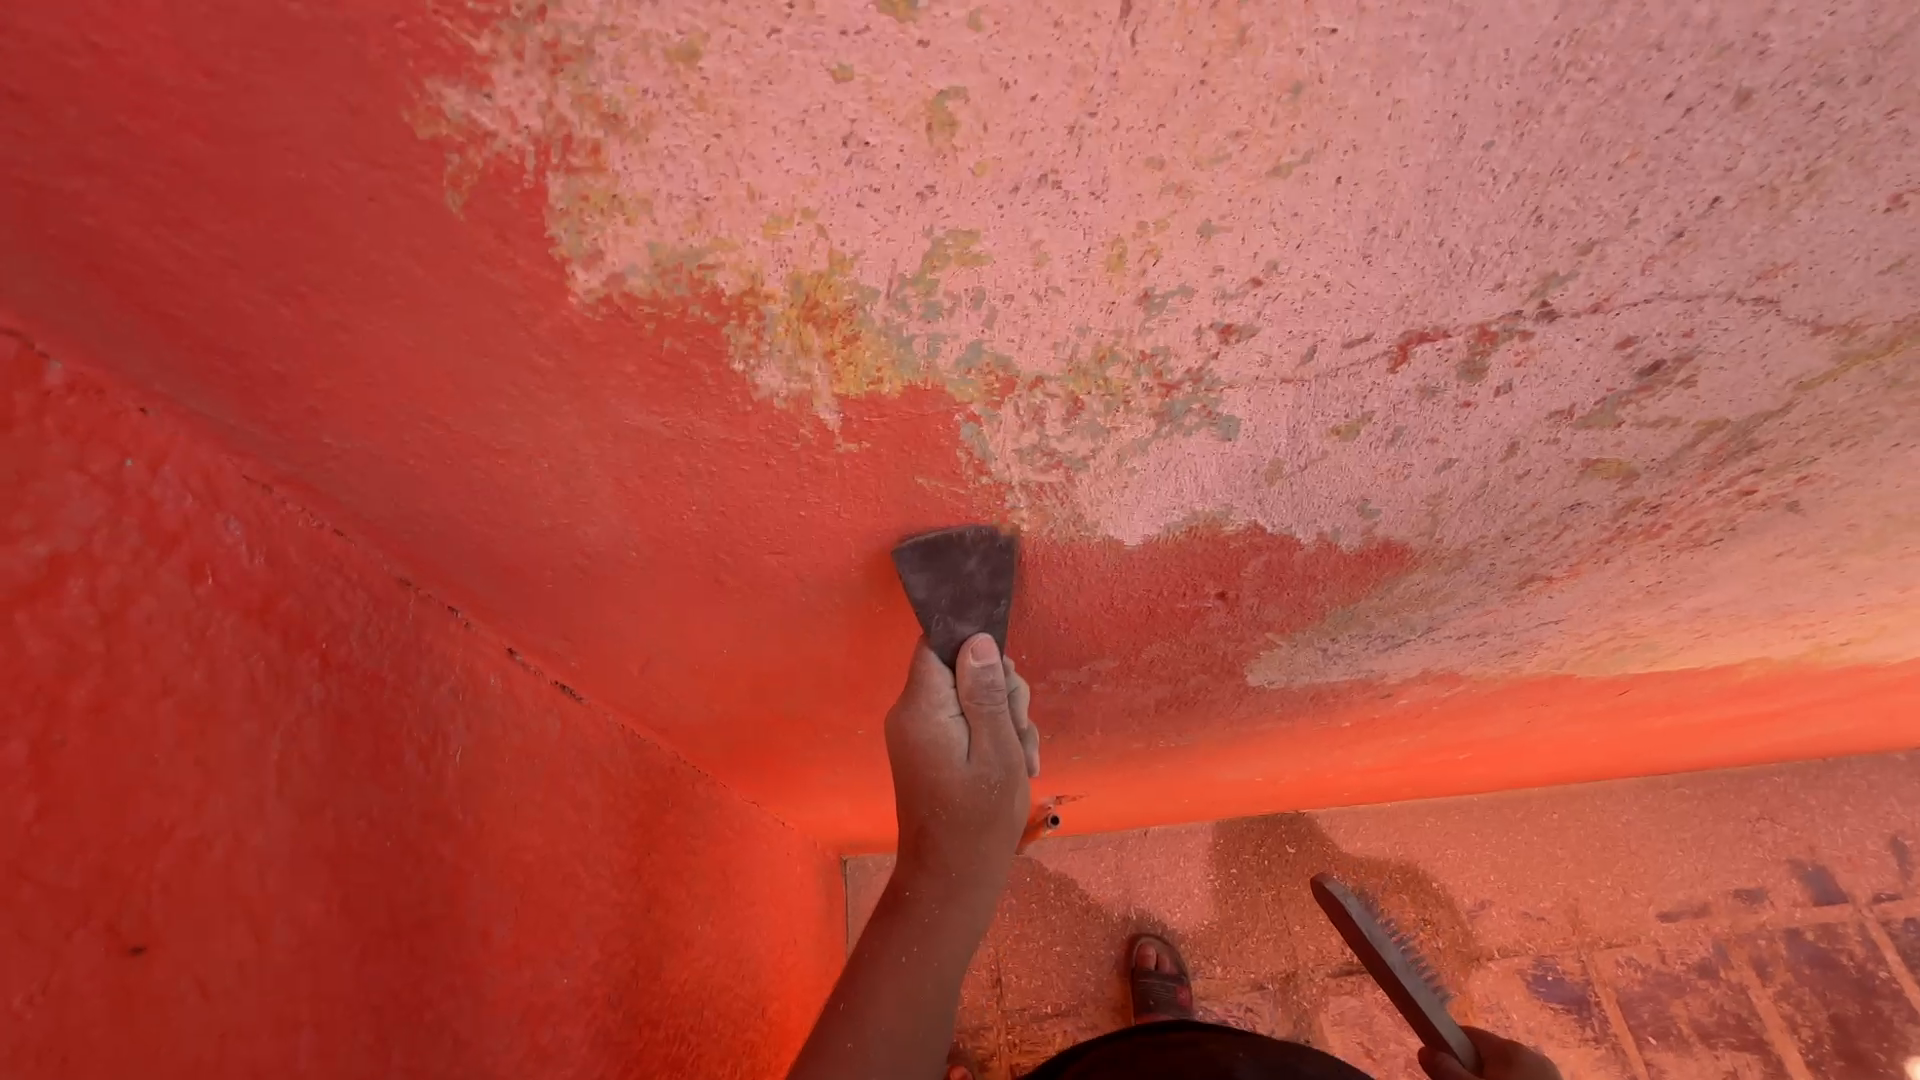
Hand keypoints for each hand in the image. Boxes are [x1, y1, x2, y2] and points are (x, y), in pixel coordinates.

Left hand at [884, 634, 1039, 894]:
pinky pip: (965, 722)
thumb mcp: (996, 750)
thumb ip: (986, 692)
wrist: (953, 880)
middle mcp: (912, 711)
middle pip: (961, 668)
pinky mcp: (930, 747)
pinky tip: (1015, 766)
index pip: (937, 643)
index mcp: (922, 706)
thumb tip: (978, 639)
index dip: (974, 645)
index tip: (1005, 676)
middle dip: (1000, 692)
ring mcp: (920, 731)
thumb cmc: (980, 818)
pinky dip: (993, 737)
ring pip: (970, 695)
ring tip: (1021, 759)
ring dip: (1004, 719)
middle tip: (1019, 733)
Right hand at [1420, 1027, 1562, 1079]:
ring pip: (1506, 1076)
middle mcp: (1533, 1056)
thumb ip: (1446, 1072)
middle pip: (1486, 1057)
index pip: (1466, 1035)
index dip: (1450, 1052)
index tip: (1446, 1074)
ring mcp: (1551, 1078)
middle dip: (1473, 1074)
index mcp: (1510, 1049)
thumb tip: (1426, 1051)